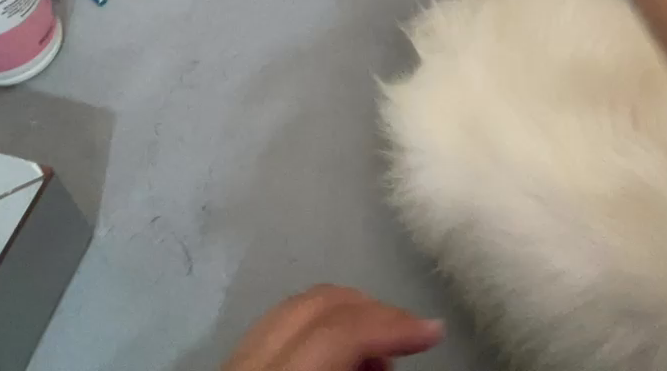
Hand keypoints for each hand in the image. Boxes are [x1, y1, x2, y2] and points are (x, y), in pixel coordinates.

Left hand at [221, 285, 443, 370]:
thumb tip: (391, 354)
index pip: (339, 331)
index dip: (392, 323)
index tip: (435, 330)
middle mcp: (246, 360)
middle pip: (316, 302)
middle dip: (371, 311)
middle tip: (408, 339)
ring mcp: (231, 358)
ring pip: (296, 307)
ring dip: (346, 318)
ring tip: (377, 355)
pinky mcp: (230, 364)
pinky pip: (277, 328)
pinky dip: (316, 332)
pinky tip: (340, 358)